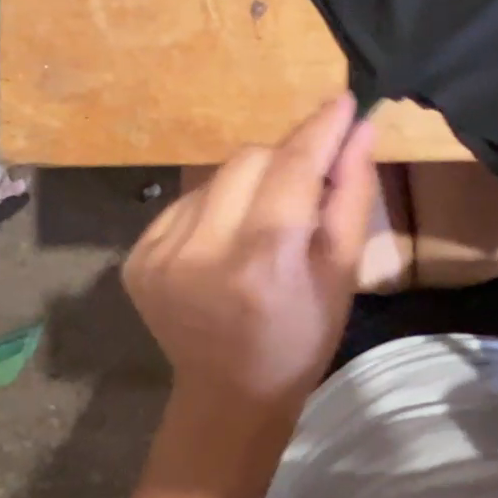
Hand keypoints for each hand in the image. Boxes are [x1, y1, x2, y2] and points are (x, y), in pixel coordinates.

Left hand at [121, 95, 378, 411]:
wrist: (227, 396)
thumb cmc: (300, 339)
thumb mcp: (342, 275)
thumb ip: (351, 197)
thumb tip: (360, 130)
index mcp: (263, 261)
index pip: (294, 167)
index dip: (321, 129)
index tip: (344, 101)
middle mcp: (202, 250)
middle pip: (250, 159)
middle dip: (285, 161)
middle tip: (306, 187)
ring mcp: (160, 253)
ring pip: (216, 175)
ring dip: (249, 185)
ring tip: (263, 226)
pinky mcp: (137, 257)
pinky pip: (186, 200)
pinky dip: (216, 207)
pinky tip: (227, 242)